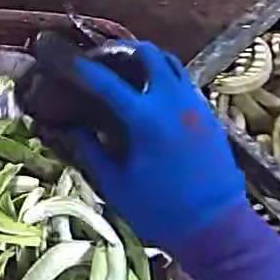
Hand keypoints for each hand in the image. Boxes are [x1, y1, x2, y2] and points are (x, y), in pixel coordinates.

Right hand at [65, 41, 279, 279]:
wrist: (218, 229)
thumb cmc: (161, 212)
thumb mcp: (115, 184)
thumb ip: (90, 150)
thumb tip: (67, 127)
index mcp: (146, 119)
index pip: (104, 80)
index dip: (78, 65)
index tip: (60, 54)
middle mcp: (173, 103)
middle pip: (147, 54)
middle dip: (120, 51)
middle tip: (99, 59)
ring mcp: (195, 106)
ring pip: (170, 63)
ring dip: (146, 60)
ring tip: (125, 70)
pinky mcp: (210, 115)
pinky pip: (184, 82)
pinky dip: (164, 78)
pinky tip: (150, 95)